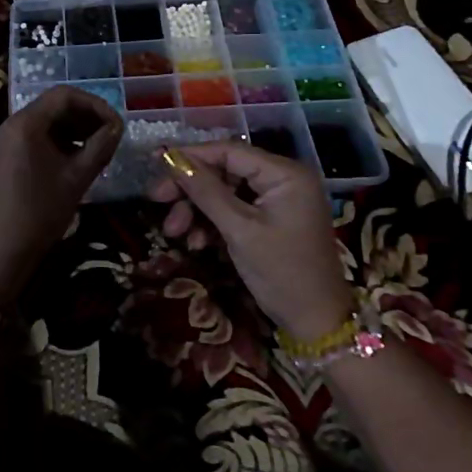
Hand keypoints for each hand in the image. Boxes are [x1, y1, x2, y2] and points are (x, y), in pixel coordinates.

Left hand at [0, 86, 122, 300]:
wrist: (6, 244)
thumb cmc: (42, 210)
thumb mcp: (78, 176)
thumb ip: (100, 146)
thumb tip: (117, 127)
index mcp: (25, 123)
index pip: (64, 95)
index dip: (95, 104)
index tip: (116, 124)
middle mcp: (11, 124)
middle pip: (53, 105)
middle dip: (85, 116)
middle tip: (110, 135)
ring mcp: (6, 139)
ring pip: (45, 121)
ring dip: (74, 128)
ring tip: (99, 147)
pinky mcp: (5, 154)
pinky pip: (35, 136)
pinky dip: (58, 140)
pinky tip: (78, 157)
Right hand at [148, 142, 353, 337]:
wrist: (315, 320)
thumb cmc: (281, 271)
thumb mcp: (239, 229)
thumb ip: (205, 191)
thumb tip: (172, 160)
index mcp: (284, 174)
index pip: (229, 151)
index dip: (191, 155)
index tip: (157, 163)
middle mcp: (282, 180)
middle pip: (223, 170)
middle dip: (189, 187)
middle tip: (156, 199)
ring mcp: (276, 200)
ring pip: (223, 192)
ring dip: (195, 209)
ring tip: (174, 232)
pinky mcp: (269, 219)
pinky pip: (232, 209)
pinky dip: (211, 223)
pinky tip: (197, 242)